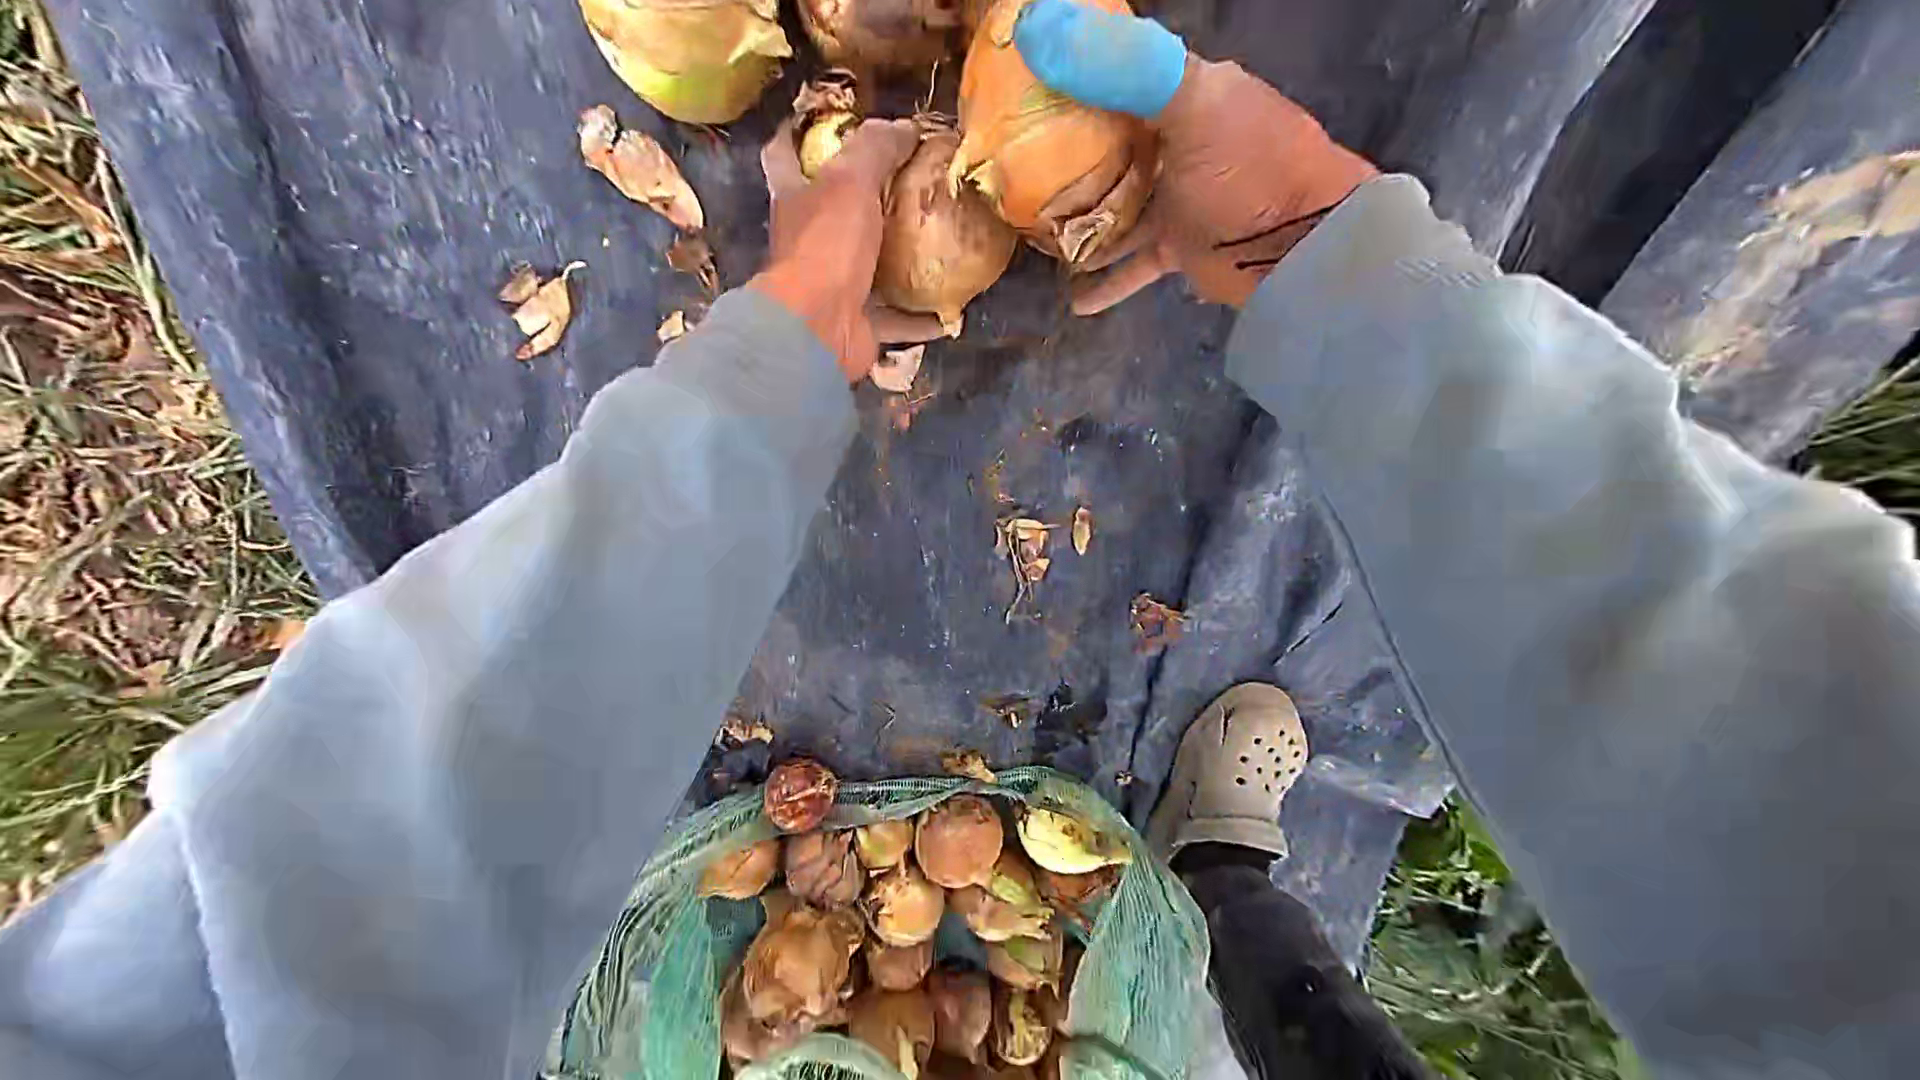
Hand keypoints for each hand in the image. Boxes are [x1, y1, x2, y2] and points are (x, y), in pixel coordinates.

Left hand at [750, 118, 919, 380]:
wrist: (818, 328)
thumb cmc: (827, 246)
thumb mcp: (851, 181)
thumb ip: (876, 149)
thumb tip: (905, 127)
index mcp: (796, 201)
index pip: (783, 155)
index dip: (797, 134)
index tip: (829, 123)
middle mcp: (811, 245)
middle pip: (836, 216)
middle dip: (869, 204)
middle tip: (912, 188)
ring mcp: (834, 288)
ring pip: (871, 270)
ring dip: (902, 265)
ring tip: (939, 248)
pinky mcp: (859, 324)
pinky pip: (896, 319)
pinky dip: (921, 317)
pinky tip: (949, 308)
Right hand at [1013, 0, 1378, 312]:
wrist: (1300, 246)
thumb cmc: (1248, 168)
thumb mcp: (1190, 104)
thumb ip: (1124, 68)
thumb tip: (1037, 28)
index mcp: (1183, 94)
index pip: (1116, 78)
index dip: (1070, 82)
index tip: (1019, 93)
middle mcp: (1176, 143)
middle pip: (1108, 147)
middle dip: (1065, 159)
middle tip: (1014, 171)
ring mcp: (1176, 199)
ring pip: (1114, 209)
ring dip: (1079, 224)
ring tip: (1036, 235)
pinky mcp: (1177, 247)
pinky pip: (1131, 267)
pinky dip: (1105, 284)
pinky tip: (1074, 300)